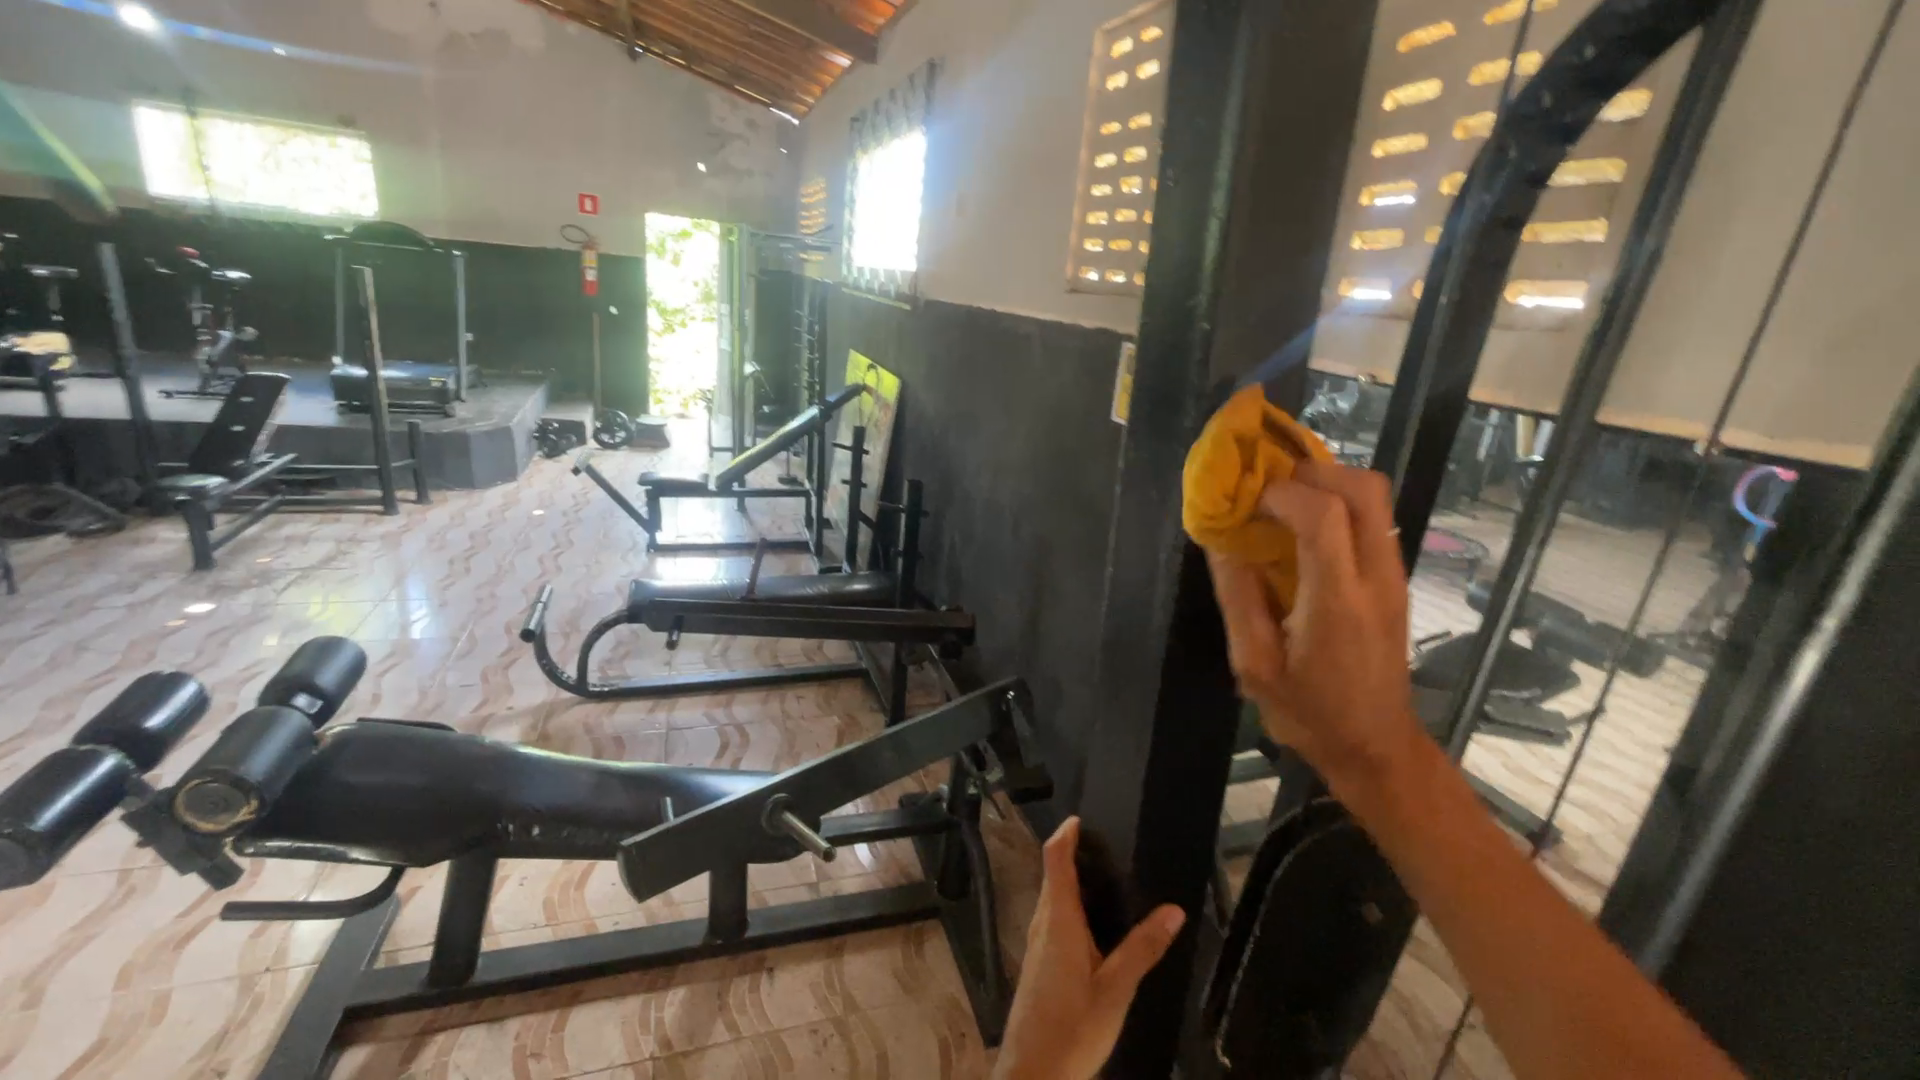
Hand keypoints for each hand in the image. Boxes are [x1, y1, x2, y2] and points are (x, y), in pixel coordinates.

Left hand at [993, 817, 1185, 1079]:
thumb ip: (1143, 949)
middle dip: (1072, 854)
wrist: (1032, 1074)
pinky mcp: (1040, 965)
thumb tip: (1174, 909)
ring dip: (1071, 881)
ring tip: (1107, 875)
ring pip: (1052, 900)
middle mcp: (1042, 925)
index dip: (1065, 835)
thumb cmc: (1073, 1029)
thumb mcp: (1116, 990)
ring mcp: (1038, 946)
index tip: (1081, 817)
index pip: (1055, 862)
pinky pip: (1054, 920)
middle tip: (1108, 844)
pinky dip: (1071, 907)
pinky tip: (1095, 923)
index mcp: (1058, 922)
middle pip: (1053, 877)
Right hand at [1206, 462, 1420, 791]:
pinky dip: (1338, 505)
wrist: (1375, 746)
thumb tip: (1221, 541)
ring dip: (1327, 484)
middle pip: (1363, 488)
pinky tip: (1303, 530)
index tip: (1245, 502)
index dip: (1280, 492)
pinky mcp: (1395, 580)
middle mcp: (1376, 577)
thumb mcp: (1255, 665)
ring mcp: (1393, 576)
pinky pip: (1373, 520)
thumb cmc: (1309, 712)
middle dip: (1311, 471)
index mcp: (1337, 600)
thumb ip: (1238, 598)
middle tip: (1267, 488)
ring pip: (1375, 498)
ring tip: (1282, 503)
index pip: (1323, 514)